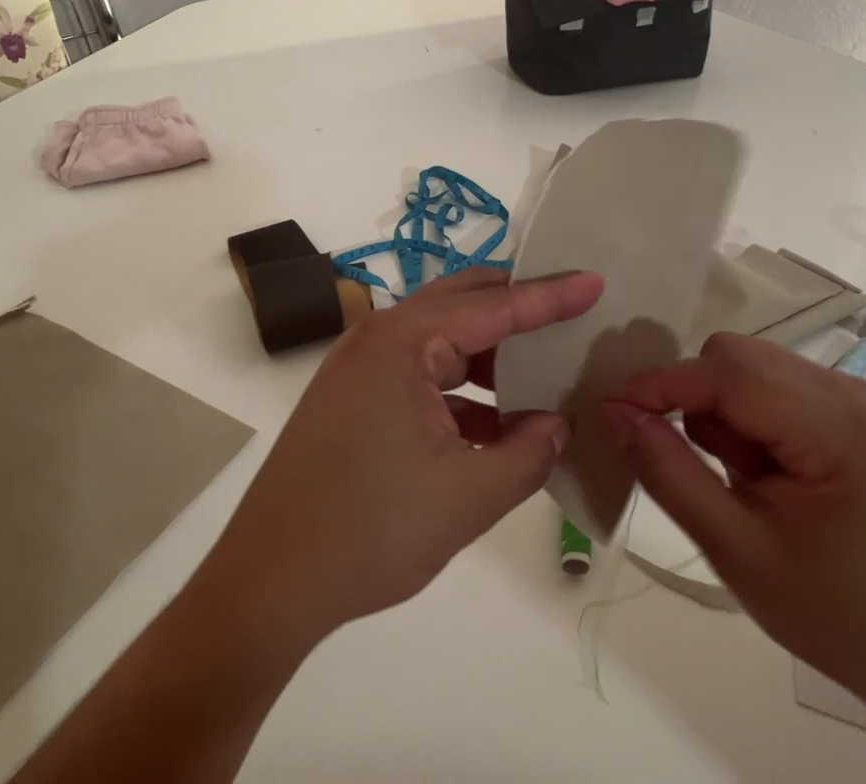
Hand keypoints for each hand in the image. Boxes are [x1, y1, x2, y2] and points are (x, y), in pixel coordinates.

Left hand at [203, 267, 604, 640]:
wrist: (270, 583)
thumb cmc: (372, 531)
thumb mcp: (470, 495)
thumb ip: (529, 452)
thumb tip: (556, 425)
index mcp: (401, 344)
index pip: (493, 307)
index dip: (549, 296)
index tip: (595, 281)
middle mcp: (374, 341)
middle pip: (459, 305)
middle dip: (516, 306)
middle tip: (570, 308)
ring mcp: (355, 371)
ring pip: (438, 343)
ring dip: (488, 355)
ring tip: (542, 372)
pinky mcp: (348, 402)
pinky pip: (416, 377)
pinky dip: (458, 391)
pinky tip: (495, 425)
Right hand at [604, 332, 865, 712]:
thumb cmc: (833, 614)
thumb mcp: (736, 550)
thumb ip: (670, 473)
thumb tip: (615, 413)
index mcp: (843, 428)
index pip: (730, 373)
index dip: (662, 383)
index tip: (611, 411)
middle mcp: (860, 396)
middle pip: (743, 359)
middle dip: (696, 400)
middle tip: (689, 467)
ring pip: (758, 371)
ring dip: (725, 415)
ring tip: (742, 486)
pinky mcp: (864, 417)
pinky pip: (781, 391)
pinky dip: (753, 423)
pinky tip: (766, 479)